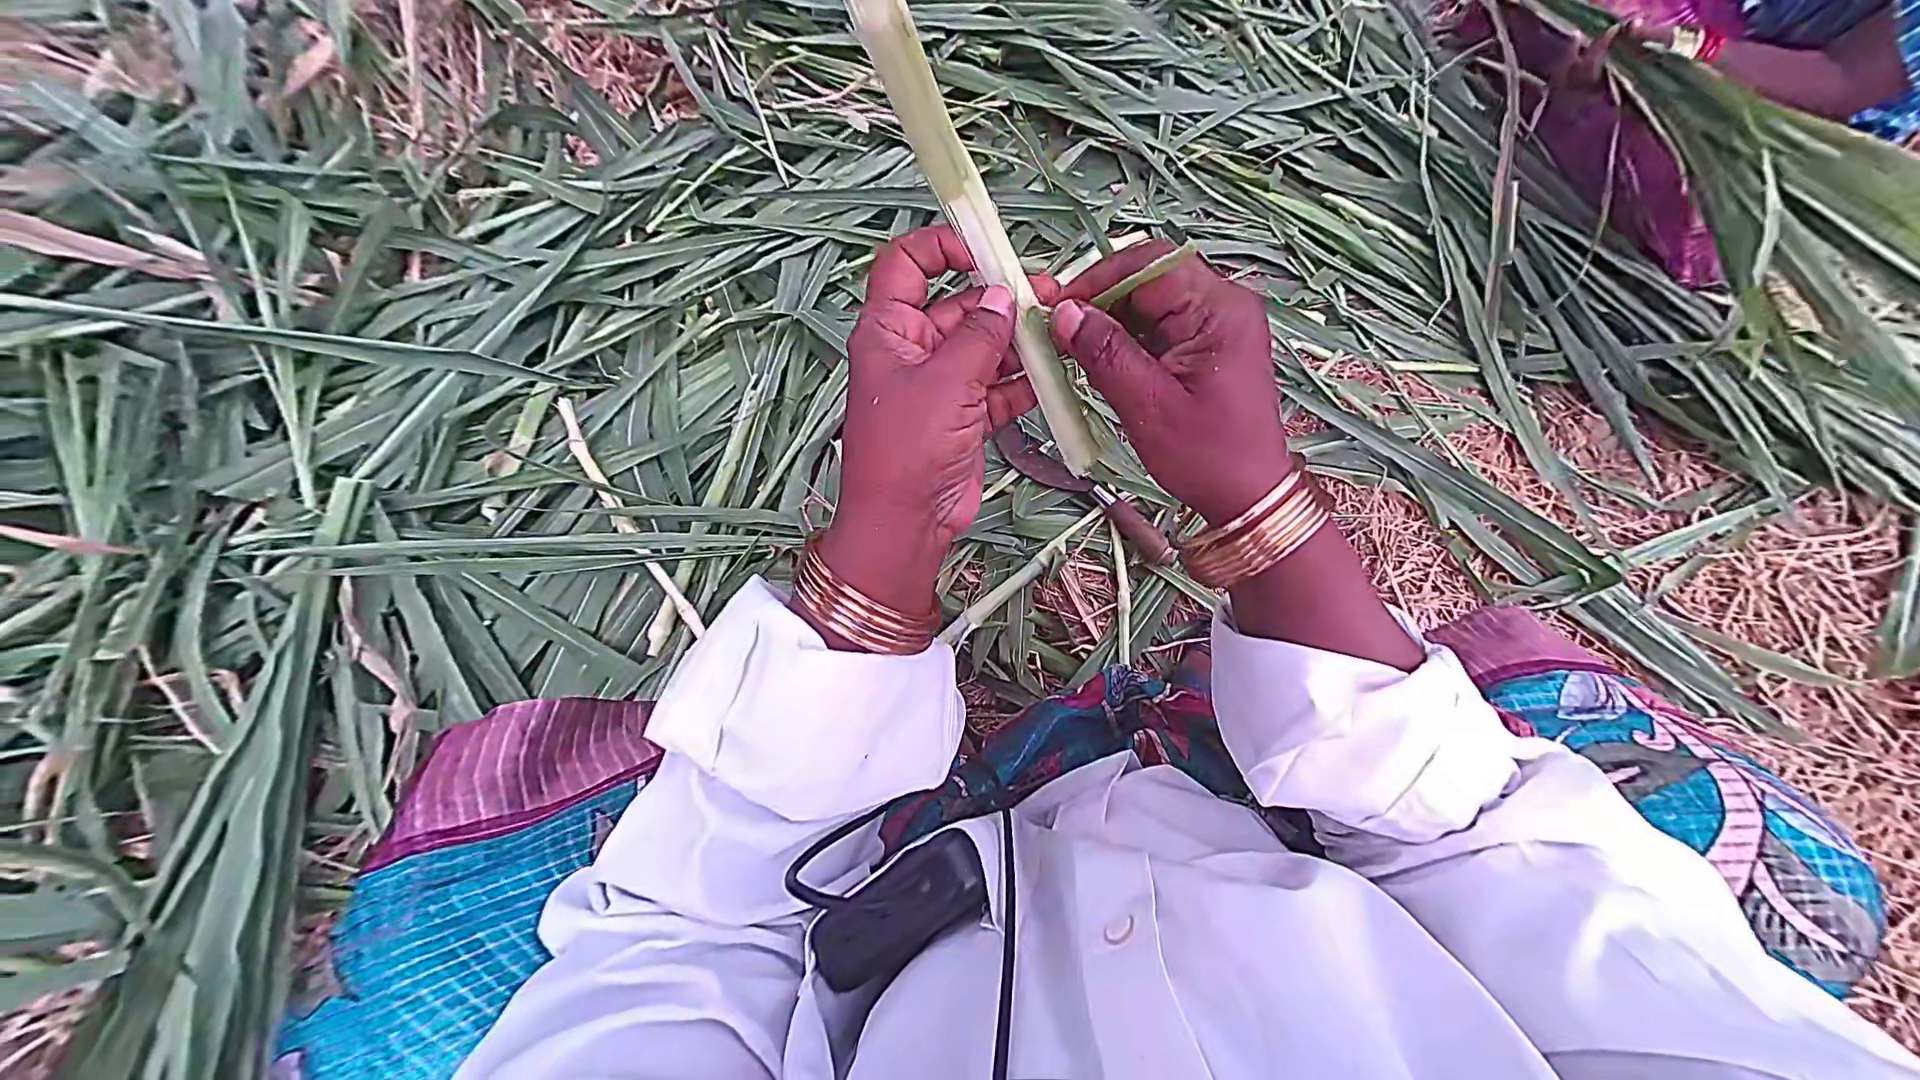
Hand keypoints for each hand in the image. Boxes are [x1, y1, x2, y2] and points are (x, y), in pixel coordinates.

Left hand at [818, 225, 1046, 622]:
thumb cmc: (907, 449)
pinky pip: (997, 388)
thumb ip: (979, 335)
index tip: (984, 249)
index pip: (906, 266)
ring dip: (1018, 343)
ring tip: (1056, 334)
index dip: (941, 248)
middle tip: (1047, 297)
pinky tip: (1049, 377)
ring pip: (984, 349)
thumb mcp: (945, 382)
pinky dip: (1021, 383)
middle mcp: (913, 352)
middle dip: (1001, 302)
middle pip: (960, 308)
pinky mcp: (964, 417)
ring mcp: (940, 386)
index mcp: (889, 331)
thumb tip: (1003, 298)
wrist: (907, 522)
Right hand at [1054, 242, 1423, 670]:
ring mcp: (1212, 326)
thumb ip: (1106, 354)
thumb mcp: (1149, 406)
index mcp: (1219, 309)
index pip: (1148, 266)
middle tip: (1053, 328)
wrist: (1246, 495)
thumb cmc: (1206, 456)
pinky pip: (1153, 329)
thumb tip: (1065, 314)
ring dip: (1105, 322)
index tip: (1054, 306)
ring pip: (1145, 304)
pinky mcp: (1200, 347)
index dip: (1095, 280)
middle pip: (1146, 279)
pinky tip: (1094, 362)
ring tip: (1068, 349)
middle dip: (1096, 300)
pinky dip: (1120, 342)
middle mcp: (1221, 305)